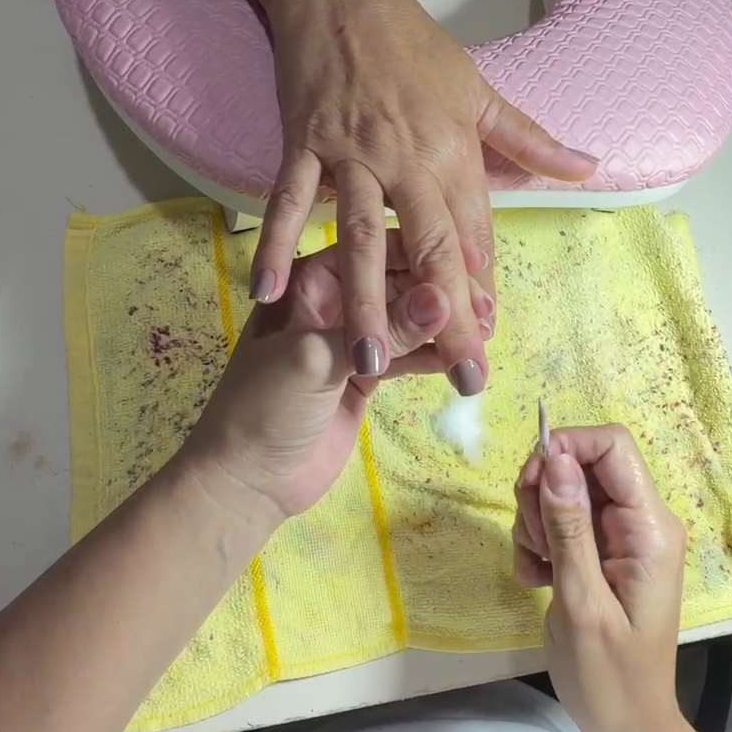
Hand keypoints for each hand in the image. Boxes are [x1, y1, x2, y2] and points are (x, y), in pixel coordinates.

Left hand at [181, 230, 475, 519]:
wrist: (246, 481)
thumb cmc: (263, 406)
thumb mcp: (318, 359)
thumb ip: (382, 330)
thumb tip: (444, 299)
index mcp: (311, 279)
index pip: (375, 250)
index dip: (423, 254)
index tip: (470, 262)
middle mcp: (334, 301)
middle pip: (399, 284)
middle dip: (441, 293)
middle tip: (485, 309)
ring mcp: (351, 340)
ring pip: (406, 322)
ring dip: (443, 328)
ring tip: (485, 334)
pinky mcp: (364, 376)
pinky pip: (406, 357)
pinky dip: (432, 357)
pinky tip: (462, 360)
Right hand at [248, 0, 599, 396]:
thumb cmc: (412, 44)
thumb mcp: (479, 90)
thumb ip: (531, 140)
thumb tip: (590, 168)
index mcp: (453, 151)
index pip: (474, 234)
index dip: (482, 289)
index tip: (487, 342)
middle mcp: (407, 161)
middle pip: (430, 250)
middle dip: (447, 318)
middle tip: (460, 378)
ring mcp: (351, 156)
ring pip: (363, 239)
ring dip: (366, 302)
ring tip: (369, 362)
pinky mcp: (302, 147)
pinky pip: (288, 203)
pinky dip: (277, 246)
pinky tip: (269, 296)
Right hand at [513, 425, 689, 731]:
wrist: (624, 726)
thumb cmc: (609, 676)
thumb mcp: (582, 602)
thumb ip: (569, 527)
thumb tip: (553, 458)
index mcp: (649, 527)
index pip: (612, 445)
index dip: (567, 446)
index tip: (530, 482)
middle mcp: (638, 519)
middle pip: (580, 463)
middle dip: (543, 491)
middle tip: (533, 540)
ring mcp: (617, 534)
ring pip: (561, 490)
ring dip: (536, 521)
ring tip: (538, 568)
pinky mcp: (597, 549)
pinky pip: (557, 519)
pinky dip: (537, 541)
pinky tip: (538, 578)